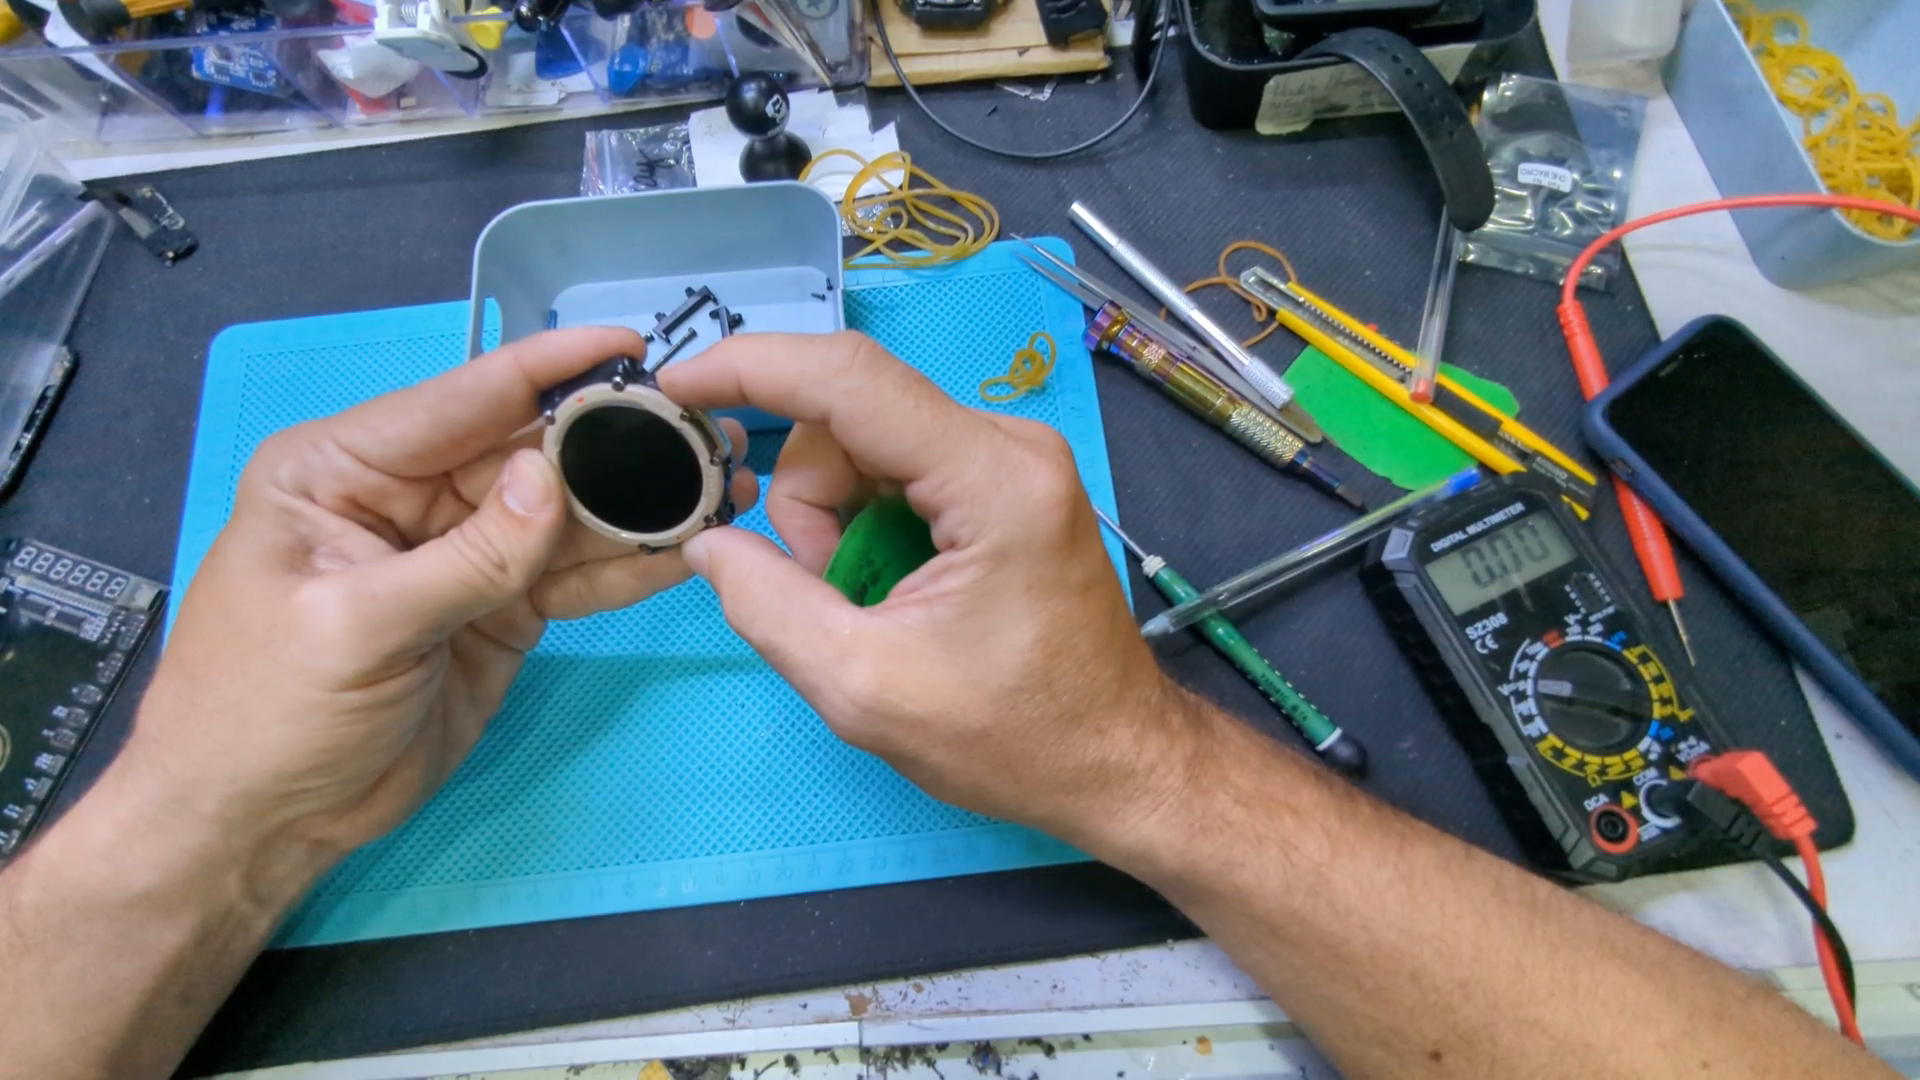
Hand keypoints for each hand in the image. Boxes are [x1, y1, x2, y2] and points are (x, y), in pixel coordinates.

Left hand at [126, 327, 757, 899]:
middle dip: (624, 445)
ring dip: (645, 507)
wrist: (273, 822)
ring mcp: (475, 552)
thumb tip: (552, 476)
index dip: (550, 369)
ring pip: (575, 517)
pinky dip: (633, 566)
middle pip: (541, 457)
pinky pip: (581, 575)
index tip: (631, 345)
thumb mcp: (358, 625)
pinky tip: (688, 550)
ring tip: (722, 489)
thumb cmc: (267, 713)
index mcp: (352, 470)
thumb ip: (467, 553)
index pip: (465, 401)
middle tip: (707, 435)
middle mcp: (423, 496)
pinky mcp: (511, 604)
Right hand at [661, 333, 1202, 846]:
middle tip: (826, 589)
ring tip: (870, 601)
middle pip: (854, 418)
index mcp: (992, 479)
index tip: (677, 386)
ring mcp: (1014, 461)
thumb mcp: (865, 687)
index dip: (751, 368)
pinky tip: (894, 584)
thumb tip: (709, 544)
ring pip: (872, 444)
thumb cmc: (1010, 736)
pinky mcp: (1008, 484)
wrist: (1113, 757)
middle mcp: (1010, 445)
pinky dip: (872, 522)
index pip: (851, 380)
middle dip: (810, 499)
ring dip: (839, 518)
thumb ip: (769, 605)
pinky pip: (904, 470)